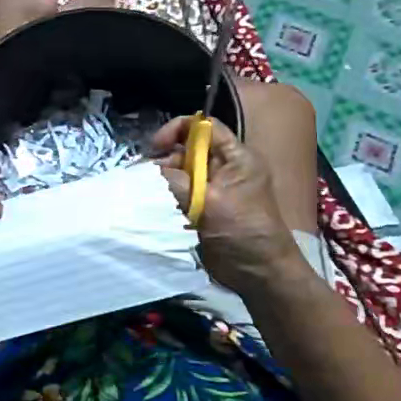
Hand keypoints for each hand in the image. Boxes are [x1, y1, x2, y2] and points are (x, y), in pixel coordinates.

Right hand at [153, 115, 308, 295]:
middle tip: (142, 177)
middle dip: (164, 160)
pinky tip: (150, 205)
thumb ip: (178, 183)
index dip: (178, 130)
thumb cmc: (243, 231)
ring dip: (162, 182)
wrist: (259, 273)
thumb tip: (147, 170)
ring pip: (181, 175)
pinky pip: (180, 197)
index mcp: (235, 157)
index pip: (205, 127)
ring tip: (142, 193)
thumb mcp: (210, 203)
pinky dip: (166, 199)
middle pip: (187, 151)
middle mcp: (224, 168)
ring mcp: (213, 190)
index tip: (155, 146)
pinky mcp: (203, 210)